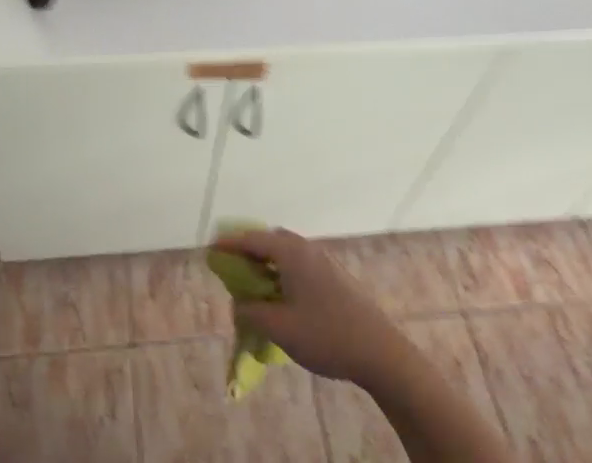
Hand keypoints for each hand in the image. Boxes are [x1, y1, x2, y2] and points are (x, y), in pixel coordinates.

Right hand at [212, 228, 414, 386]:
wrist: (380, 352)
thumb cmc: (325, 335)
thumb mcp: (278, 328)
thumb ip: (251, 312)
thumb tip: (240, 304)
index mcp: (293, 254)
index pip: (254, 240)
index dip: (230, 244)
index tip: (211, 249)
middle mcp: (310, 251)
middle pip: (273, 241)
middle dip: (251, 250)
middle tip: (233, 266)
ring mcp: (328, 264)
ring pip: (290, 254)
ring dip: (270, 263)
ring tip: (255, 284)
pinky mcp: (338, 280)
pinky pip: (303, 267)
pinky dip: (285, 273)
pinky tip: (283, 297)